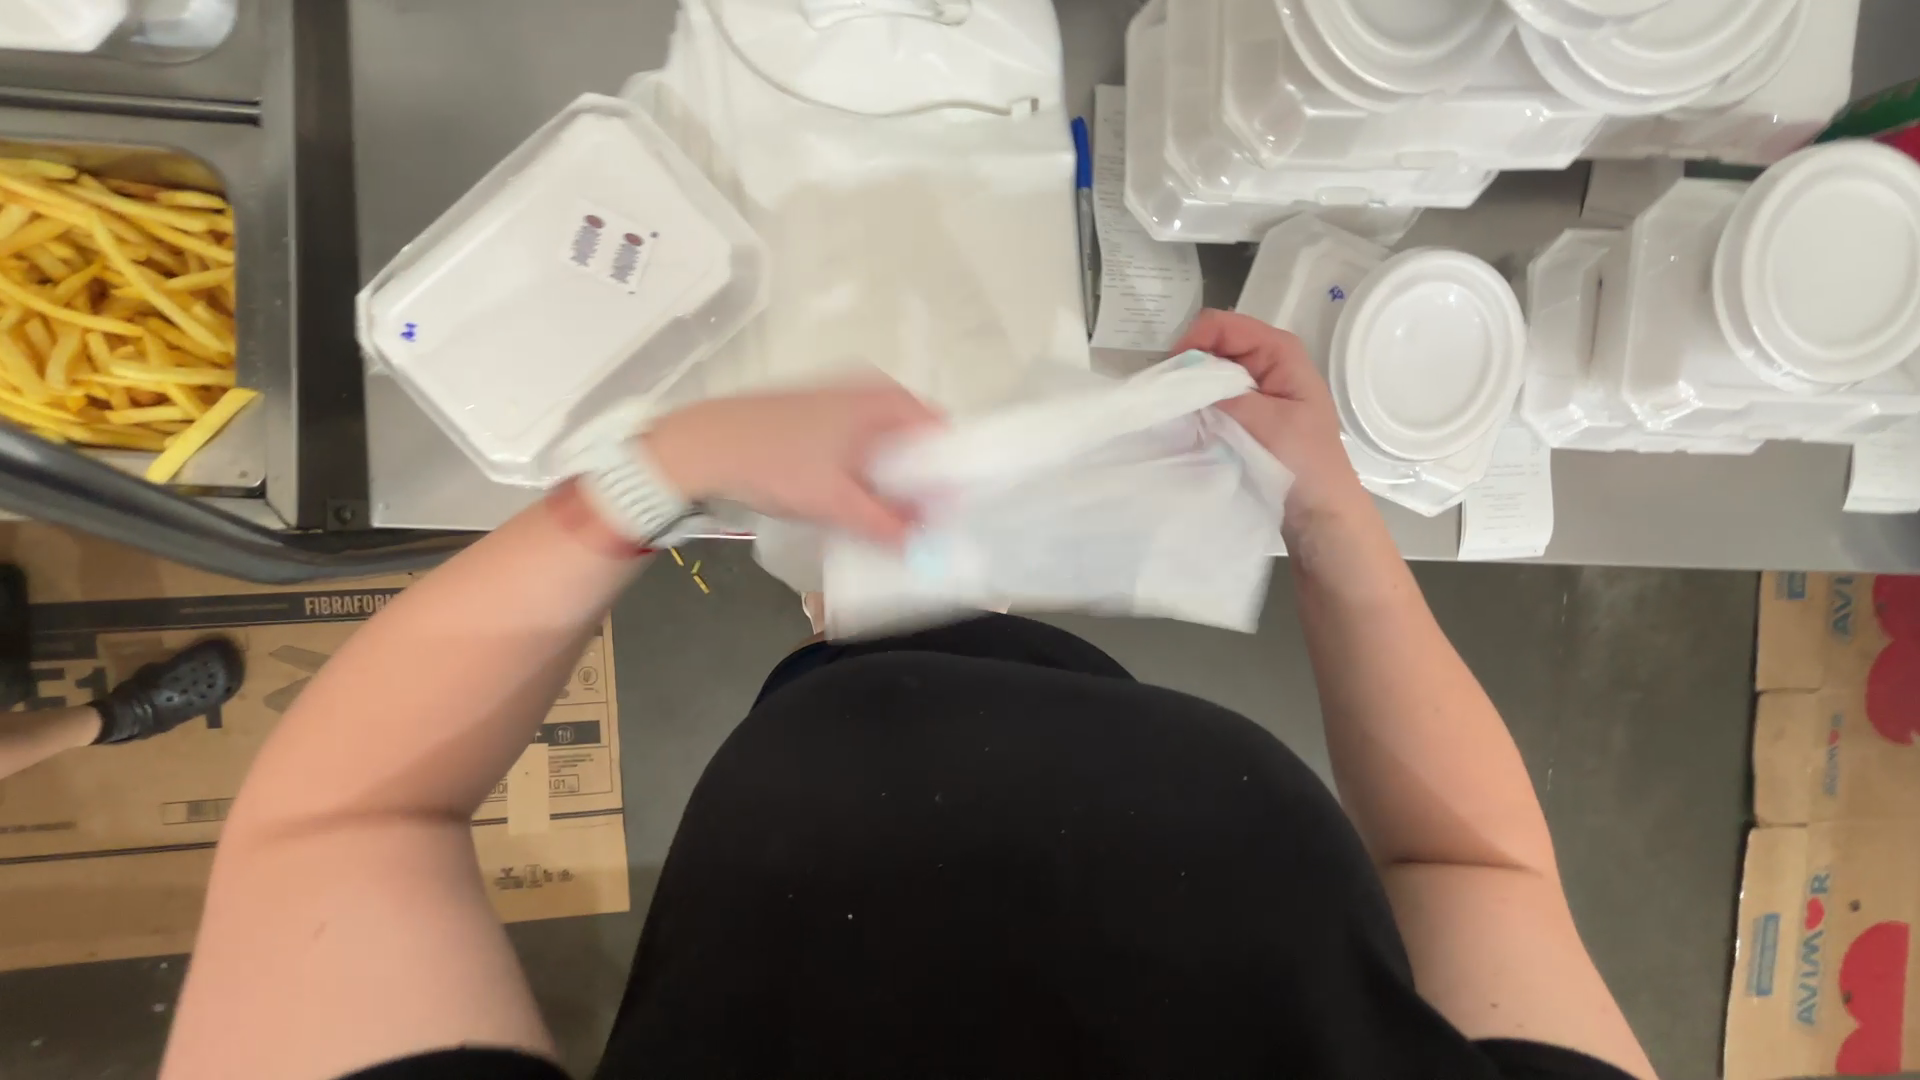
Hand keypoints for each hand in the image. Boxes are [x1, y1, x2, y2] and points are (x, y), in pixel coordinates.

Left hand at [644, 380, 941, 544]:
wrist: (700, 446)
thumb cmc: (776, 463)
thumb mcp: (838, 502)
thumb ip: (888, 525)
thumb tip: (927, 545)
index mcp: (883, 398)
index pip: (942, 430)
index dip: (952, 471)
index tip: (951, 509)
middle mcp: (868, 390)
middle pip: (915, 438)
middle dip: (921, 480)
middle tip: (923, 521)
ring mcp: (840, 399)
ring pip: (886, 443)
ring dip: (892, 479)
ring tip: (891, 518)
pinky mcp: (818, 415)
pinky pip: (861, 444)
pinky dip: (867, 471)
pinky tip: (856, 500)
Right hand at [1173, 309, 1366, 522]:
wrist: (1319, 508)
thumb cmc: (1304, 462)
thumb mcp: (1268, 423)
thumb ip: (1226, 395)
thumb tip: (1181, 378)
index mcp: (1278, 350)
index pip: (1221, 325)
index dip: (1191, 343)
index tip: (1172, 379)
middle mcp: (1264, 359)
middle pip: (1211, 344)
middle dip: (1186, 366)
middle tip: (1169, 400)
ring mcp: (1253, 385)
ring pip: (1207, 371)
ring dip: (1190, 388)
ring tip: (1176, 413)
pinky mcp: (1243, 410)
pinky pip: (1211, 395)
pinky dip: (1196, 405)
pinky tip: (1188, 424)